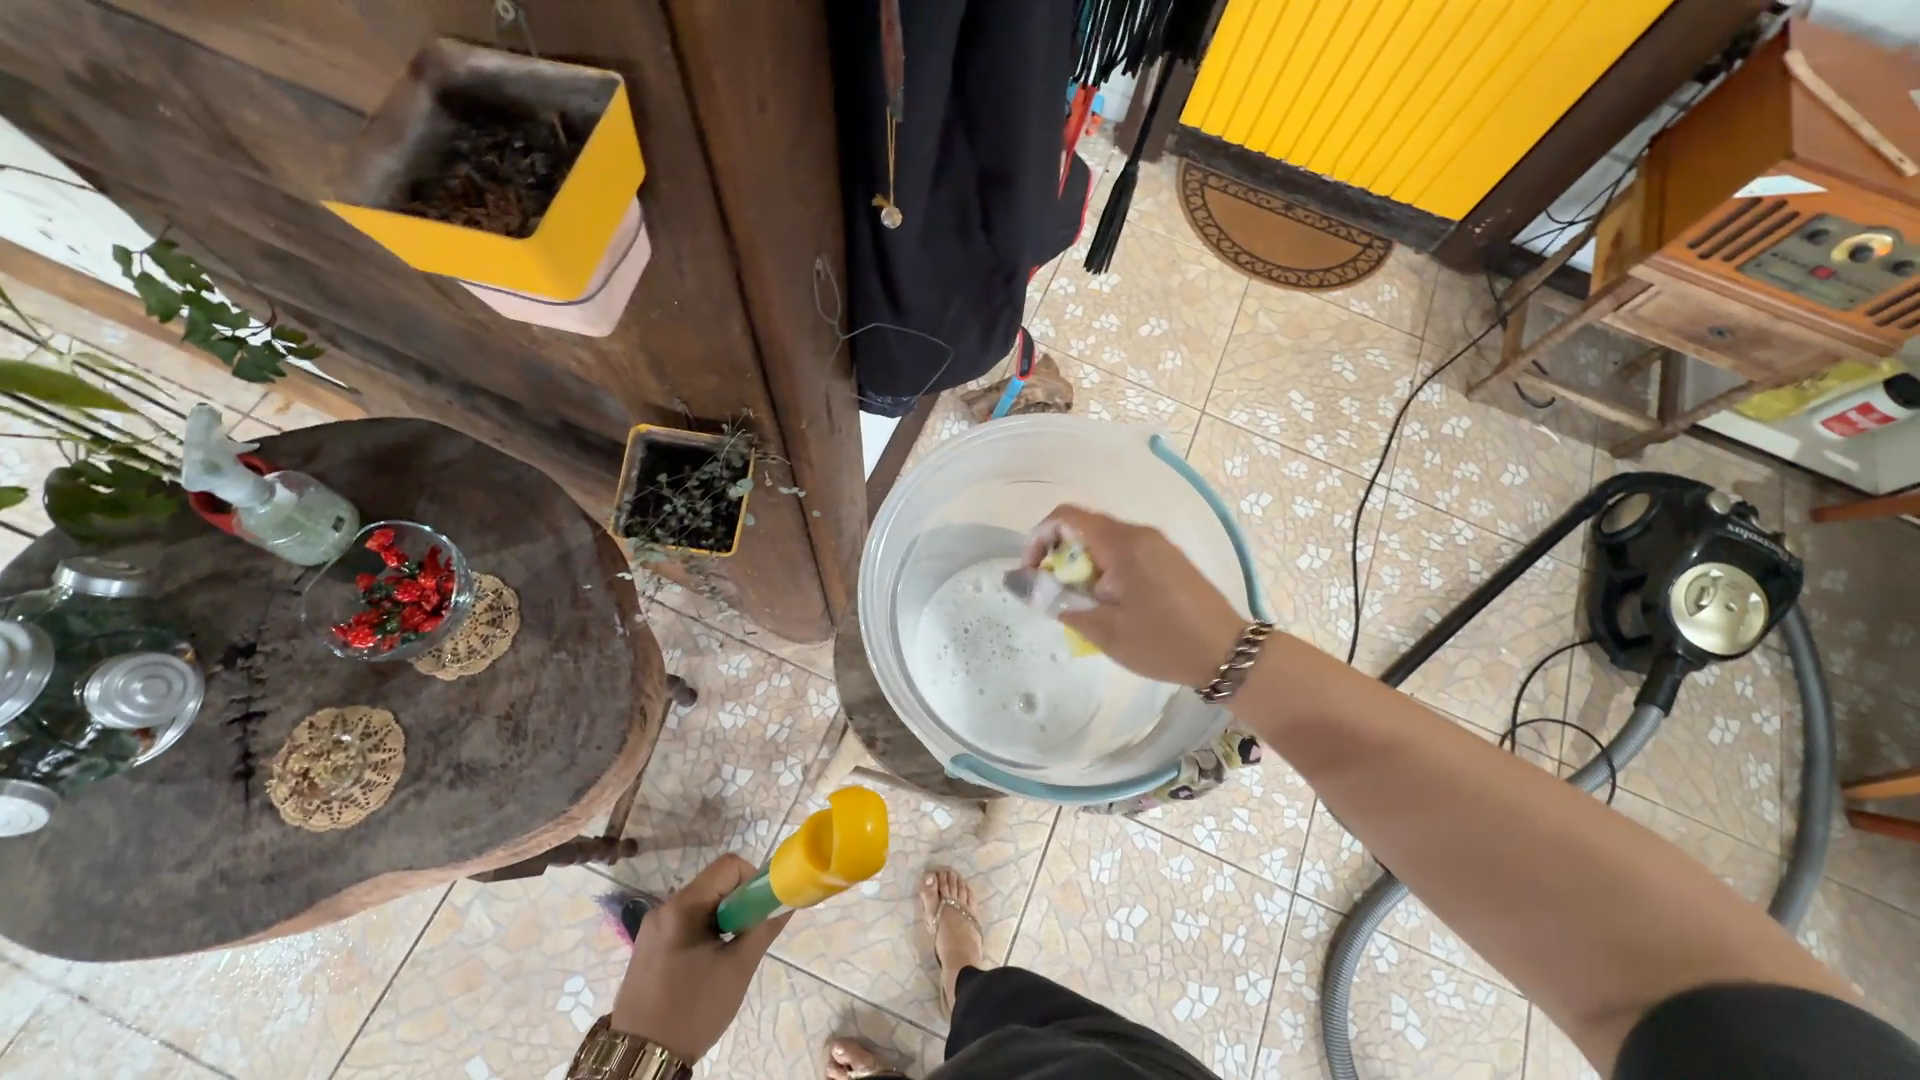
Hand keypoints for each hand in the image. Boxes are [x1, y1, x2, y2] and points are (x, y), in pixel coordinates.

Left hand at [610, 854, 791, 1061]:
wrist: (642, 1056)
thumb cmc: (694, 1009)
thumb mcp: (738, 969)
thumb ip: (764, 928)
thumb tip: (787, 902)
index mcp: (681, 907)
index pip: (729, 866)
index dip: (753, 880)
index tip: (762, 911)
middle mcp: (663, 908)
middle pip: (714, 884)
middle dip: (739, 904)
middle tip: (749, 937)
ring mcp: (653, 927)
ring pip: (702, 904)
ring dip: (724, 919)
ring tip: (730, 956)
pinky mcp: (650, 945)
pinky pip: (687, 922)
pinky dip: (707, 932)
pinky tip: (710, 964)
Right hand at [1025, 504, 1248, 687]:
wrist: (1228, 653)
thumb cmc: (1162, 642)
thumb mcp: (1102, 628)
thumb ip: (1057, 600)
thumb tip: (1018, 581)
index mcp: (1122, 543)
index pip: (1066, 517)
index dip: (1039, 538)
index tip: (1033, 573)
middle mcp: (1140, 533)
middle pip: (1084, 526)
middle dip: (1059, 555)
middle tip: (1056, 594)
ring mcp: (1158, 544)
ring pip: (1104, 541)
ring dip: (1082, 565)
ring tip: (1082, 603)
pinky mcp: (1169, 559)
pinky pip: (1125, 551)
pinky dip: (1105, 569)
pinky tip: (1110, 603)